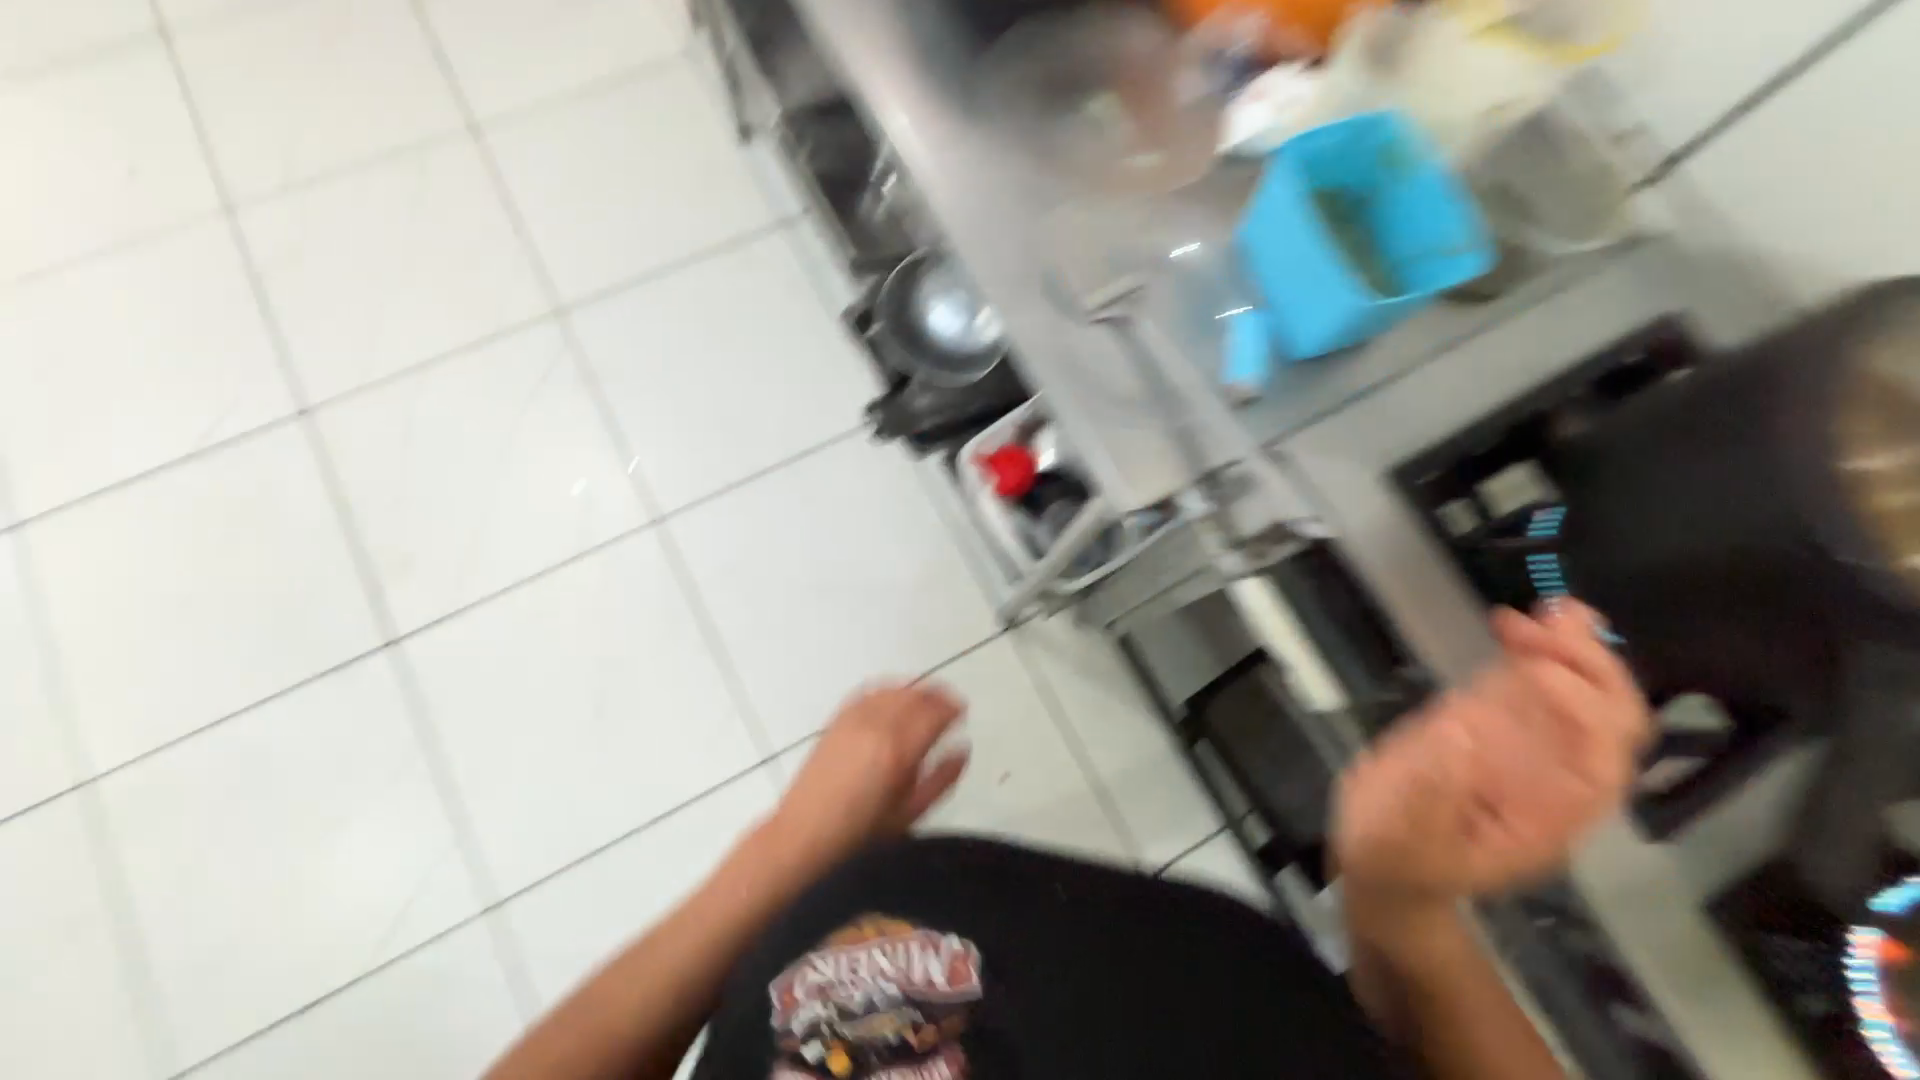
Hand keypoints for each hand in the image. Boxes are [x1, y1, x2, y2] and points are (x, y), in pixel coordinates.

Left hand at [765, 682, 969, 868]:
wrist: (806, 831)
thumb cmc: (861, 830)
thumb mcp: (910, 812)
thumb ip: (942, 779)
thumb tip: (963, 751)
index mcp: (899, 750)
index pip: (935, 713)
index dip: (953, 708)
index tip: (962, 712)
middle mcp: (877, 726)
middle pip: (915, 695)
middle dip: (937, 695)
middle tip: (949, 705)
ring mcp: (854, 720)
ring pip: (893, 690)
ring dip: (914, 690)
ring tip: (925, 700)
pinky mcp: (836, 720)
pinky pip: (868, 693)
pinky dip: (886, 690)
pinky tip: (893, 697)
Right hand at [1333, 601, 1650, 908]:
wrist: (1383, 863)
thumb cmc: (1395, 858)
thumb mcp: (1403, 834)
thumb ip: (1431, 790)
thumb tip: (1462, 734)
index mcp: (1549, 813)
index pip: (1598, 756)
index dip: (1581, 707)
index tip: (1533, 669)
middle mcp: (1551, 775)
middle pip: (1606, 718)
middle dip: (1589, 666)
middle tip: (1553, 620)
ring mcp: (1522, 746)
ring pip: (1574, 692)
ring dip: (1568, 646)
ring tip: (1546, 607)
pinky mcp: (1488, 725)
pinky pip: (1525, 686)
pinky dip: (1529, 652)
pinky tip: (1514, 624)